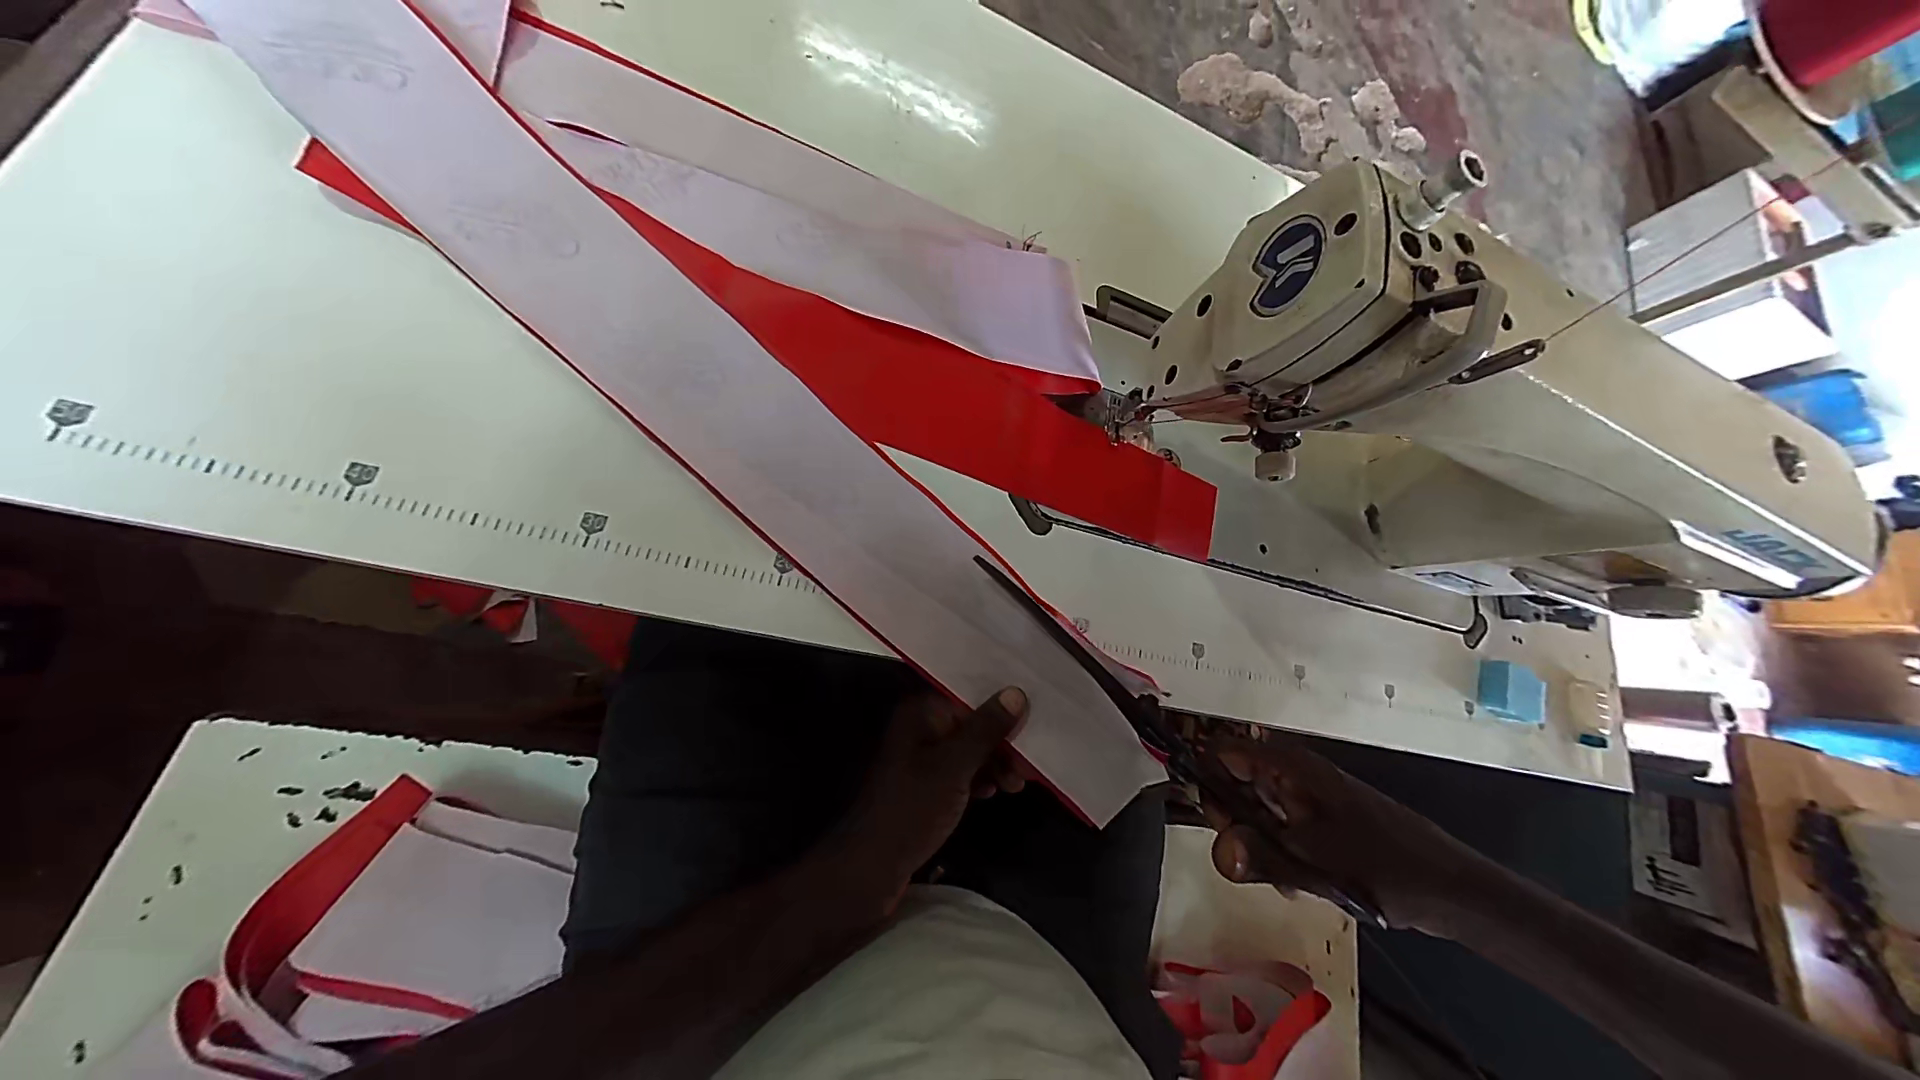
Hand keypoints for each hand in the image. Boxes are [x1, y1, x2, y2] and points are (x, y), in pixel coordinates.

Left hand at [832, 687, 1028, 898]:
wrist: (872, 866)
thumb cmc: (912, 808)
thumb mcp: (954, 766)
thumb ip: (986, 730)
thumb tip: (1016, 693)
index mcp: (920, 714)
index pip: (969, 699)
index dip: (1001, 713)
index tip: (1032, 727)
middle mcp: (919, 729)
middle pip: (969, 725)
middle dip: (1000, 744)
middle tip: (1027, 768)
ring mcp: (920, 758)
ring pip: (966, 751)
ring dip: (992, 764)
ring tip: (1015, 784)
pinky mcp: (923, 786)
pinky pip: (958, 772)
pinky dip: (977, 778)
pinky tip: (991, 792)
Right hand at [1201, 734, 1493, 934]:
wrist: (1456, 891)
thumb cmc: (1385, 866)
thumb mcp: (1315, 865)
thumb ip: (1258, 855)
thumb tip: (1216, 848)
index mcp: (1291, 767)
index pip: (1224, 751)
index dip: (1205, 777)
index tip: (1208, 816)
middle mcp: (1296, 773)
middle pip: (1236, 780)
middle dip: (1232, 818)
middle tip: (1244, 855)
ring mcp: (1310, 796)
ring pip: (1258, 807)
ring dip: (1256, 840)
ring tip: (1279, 874)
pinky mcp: (1324, 819)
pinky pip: (1282, 825)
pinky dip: (1278, 849)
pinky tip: (1297, 879)